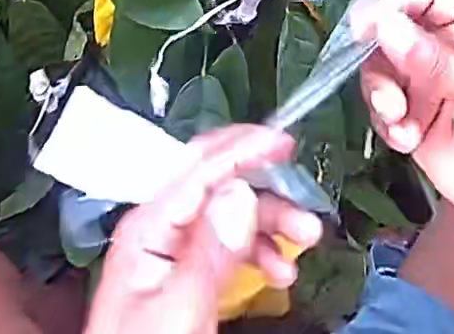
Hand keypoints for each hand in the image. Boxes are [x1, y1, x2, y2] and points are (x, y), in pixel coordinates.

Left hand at [84, 126, 323, 333]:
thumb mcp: (179, 311)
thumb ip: (210, 251)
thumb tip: (241, 192)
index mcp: (148, 226)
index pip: (201, 166)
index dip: (245, 147)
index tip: (284, 142)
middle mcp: (160, 229)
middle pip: (221, 185)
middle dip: (267, 190)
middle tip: (305, 208)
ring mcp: (173, 252)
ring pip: (232, 213)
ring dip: (271, 223)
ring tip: (304, 240)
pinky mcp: (187, 275)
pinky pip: (230, 243)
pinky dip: (259, 249)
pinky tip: (279, 268)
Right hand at [355, 0, 453, 238]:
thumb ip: (440, 64)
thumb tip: (388, 26)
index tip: (369, 17)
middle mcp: (443, 53)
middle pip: (393, 28)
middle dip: (376, 44)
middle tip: (362, 57)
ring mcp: (427, 88)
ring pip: (381, 68)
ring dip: (379, 88)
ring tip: (396, 115)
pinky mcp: (414, 123)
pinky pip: (382, 111)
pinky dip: (385, 122)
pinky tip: (407, 140)